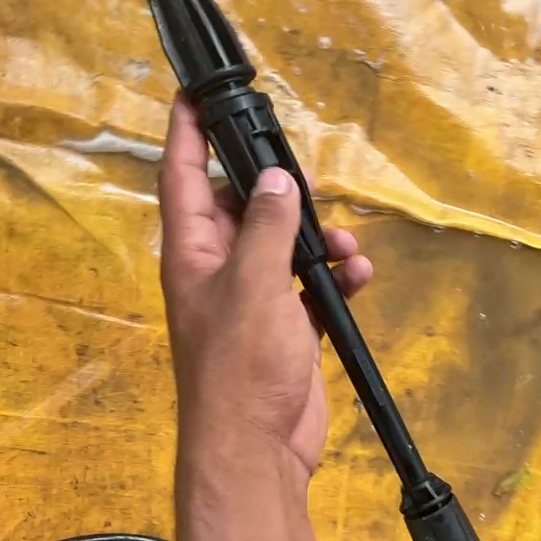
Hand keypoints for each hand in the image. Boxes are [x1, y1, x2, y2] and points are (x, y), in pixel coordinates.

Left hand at [157, 97, 372, 474]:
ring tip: (349, 247)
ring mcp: (256, 304)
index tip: (196, 95)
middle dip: (278, 195)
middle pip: (244, 212)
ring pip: (285, 251)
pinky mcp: (288, 332)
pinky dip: (334, 282)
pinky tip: (357, 278)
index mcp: (193, 253)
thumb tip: (277, 180)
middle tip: (312, 183)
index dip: (187, 134)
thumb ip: (267, 227)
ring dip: (318, 243)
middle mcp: (220, 271)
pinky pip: (311, 291)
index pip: (183, 177)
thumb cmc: (243, 363)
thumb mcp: (254, 283)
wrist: (259, 445)